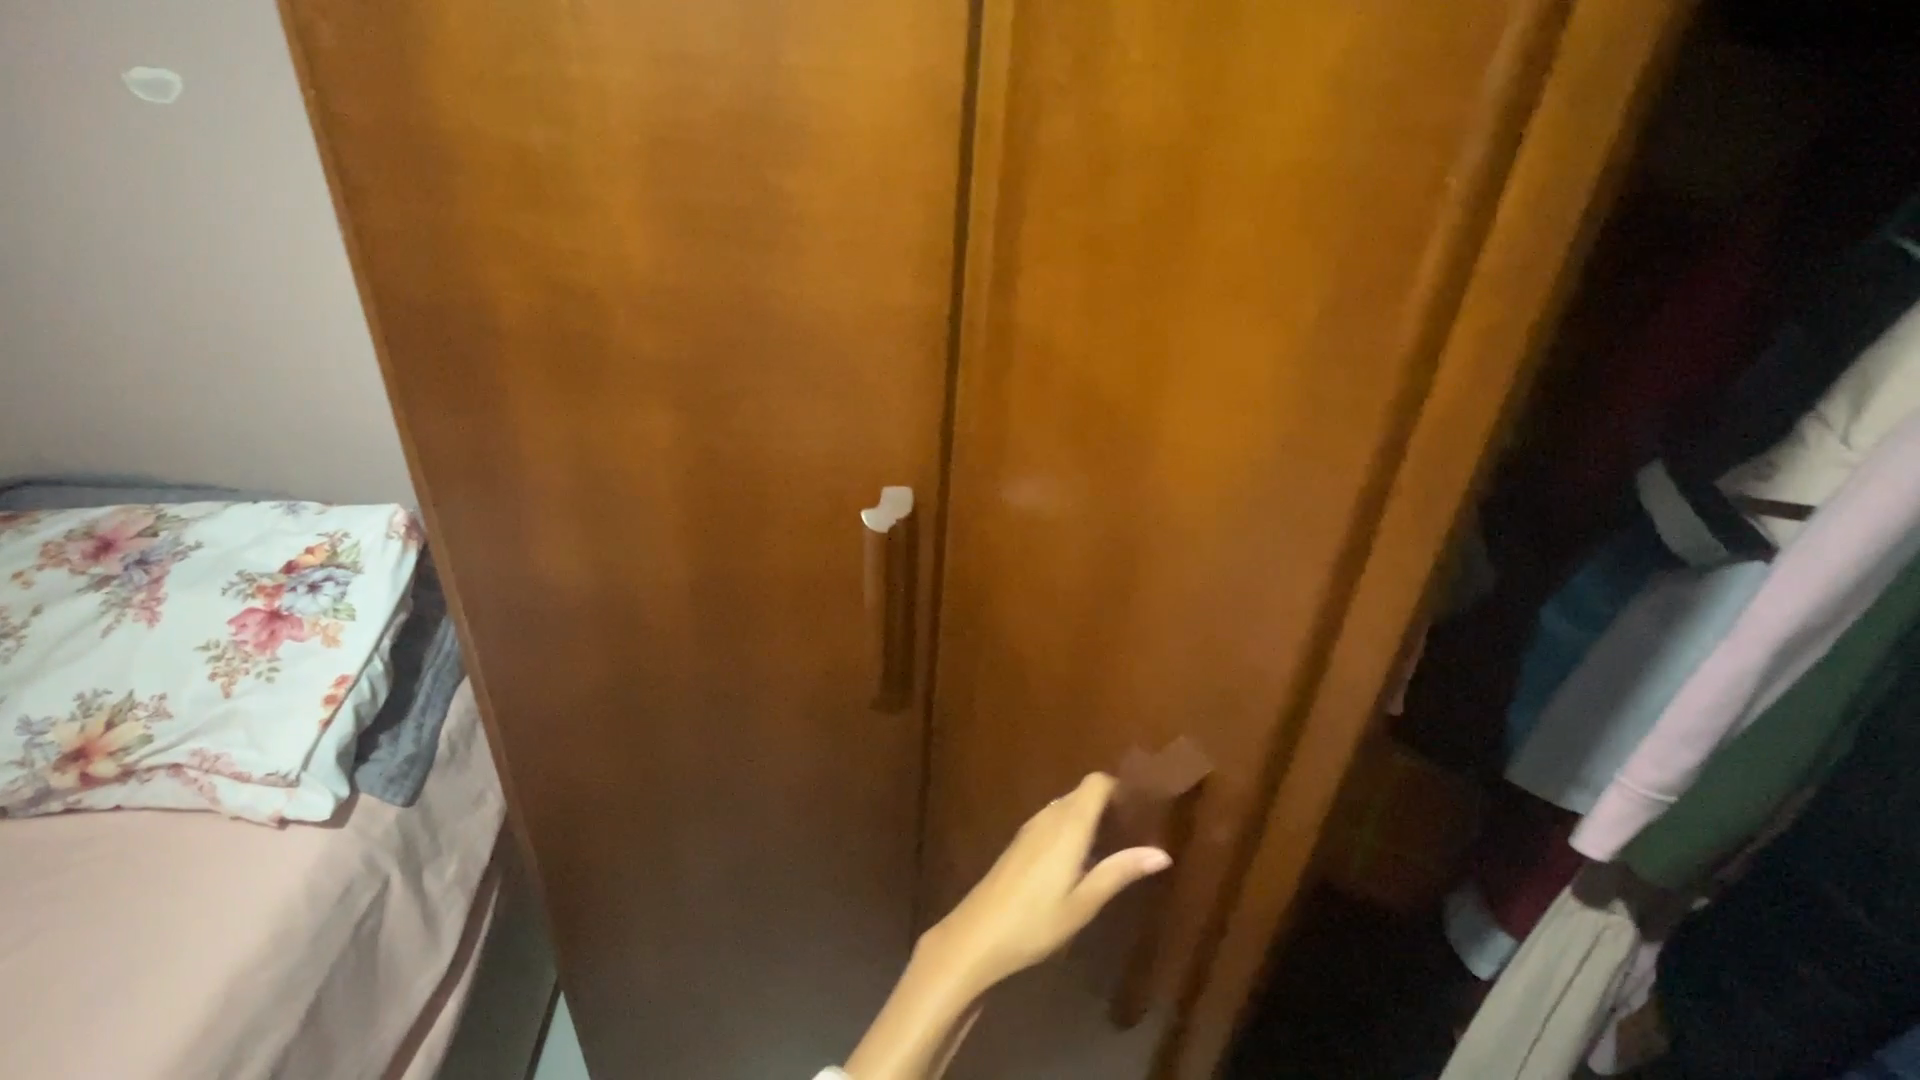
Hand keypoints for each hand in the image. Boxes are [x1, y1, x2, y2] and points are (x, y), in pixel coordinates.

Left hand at [918, 772, 1171, 995]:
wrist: (976, 935)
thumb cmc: (1036, 921)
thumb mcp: (1084, 902)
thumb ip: (1120, 872)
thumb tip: (1162, 852)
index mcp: (1067, 825)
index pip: (1095, 783)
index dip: (1120, 788)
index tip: (1144, 807)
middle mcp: (1048, 817)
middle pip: (1082, 793)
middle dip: (1109, 803)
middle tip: (1137, 828)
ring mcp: (1029, 829)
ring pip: (1065, 806)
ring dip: (1089, 816)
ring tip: (1115, 843)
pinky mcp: (1018, 844)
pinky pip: (1052, 821)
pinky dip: (1071, 827)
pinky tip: (1081, 858)